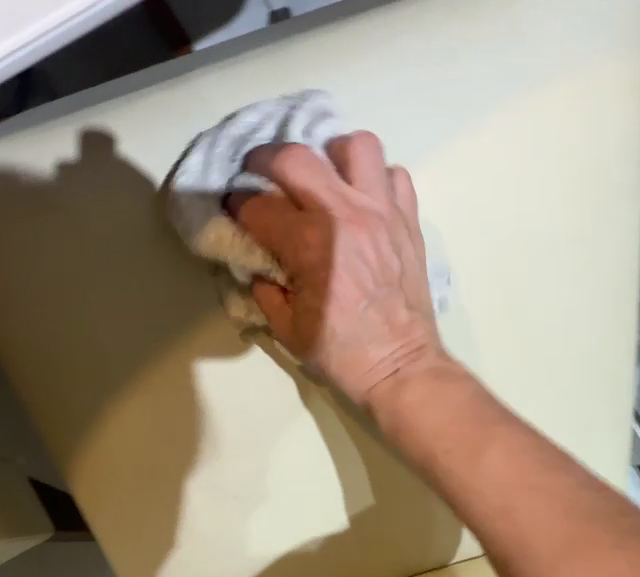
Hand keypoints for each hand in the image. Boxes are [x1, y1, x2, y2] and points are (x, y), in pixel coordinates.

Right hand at [231, 131, 450, 411]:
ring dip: (332, 155)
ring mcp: (382, 211)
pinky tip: (363, 199)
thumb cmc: (340, 353)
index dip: (238, 204)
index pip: (259, 206)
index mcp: (308, 244)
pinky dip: (376, 179)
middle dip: (266, 159)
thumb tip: (257, 265)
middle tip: (259, 171)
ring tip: (324, 176)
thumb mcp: (287, 329)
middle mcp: (345, 214)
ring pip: (356, 146)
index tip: (232, 206)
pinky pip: (394, 175)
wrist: (399, 366)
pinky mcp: (407, 220)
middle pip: (296, 157)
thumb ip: (266, 290)